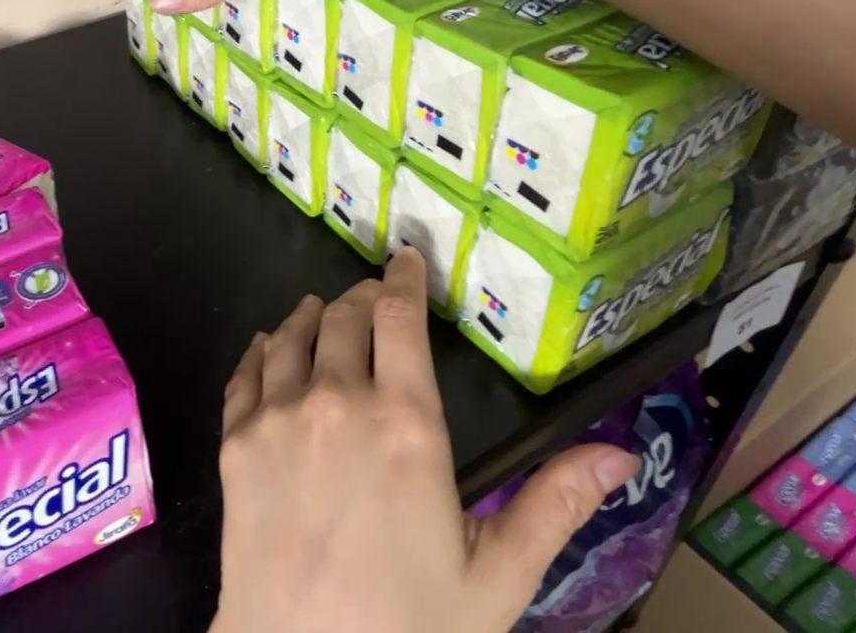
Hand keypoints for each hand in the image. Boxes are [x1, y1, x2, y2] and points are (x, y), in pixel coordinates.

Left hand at [213, 250, 642, 632]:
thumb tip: (620, 454)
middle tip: (372, 295)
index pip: (400, 321)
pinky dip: (259, 350)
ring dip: (310, 316)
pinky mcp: (235, 441)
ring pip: (291, 337)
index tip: (406, 259)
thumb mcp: (496, 575)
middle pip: (345, 319)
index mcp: (406, 423)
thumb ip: (553, 504)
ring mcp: (277, 416)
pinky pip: (245, 373)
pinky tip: (266, 346)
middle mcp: (336, 400)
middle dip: (363, 298)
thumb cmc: (407, 625)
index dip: (404, 282)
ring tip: (322, 309)